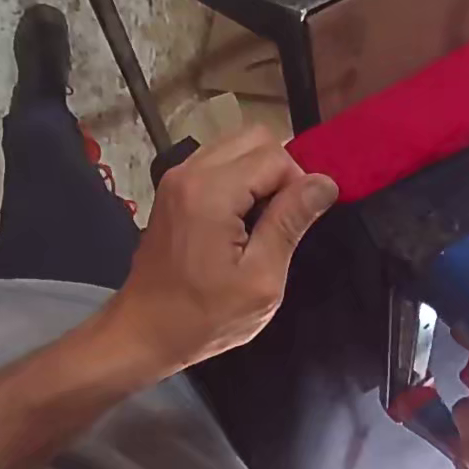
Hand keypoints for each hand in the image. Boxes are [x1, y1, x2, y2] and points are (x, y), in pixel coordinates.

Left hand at [100, 127, 337, 376]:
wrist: (143, 331)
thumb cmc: (204, 316)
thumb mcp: (261, 279)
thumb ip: (290, 222)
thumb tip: (325, 182)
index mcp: (210, 191)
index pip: (275, 156)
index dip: (298, 184)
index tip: (295, 225)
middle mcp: (189, 171)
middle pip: (255, 137)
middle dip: (280, 170)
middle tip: (281, 219)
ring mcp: (176, 177)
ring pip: (236, 145)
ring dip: (258, 173)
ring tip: (260, 221)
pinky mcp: (172, 188)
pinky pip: (217, 162)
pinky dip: (237, 178)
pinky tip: (239, 219)